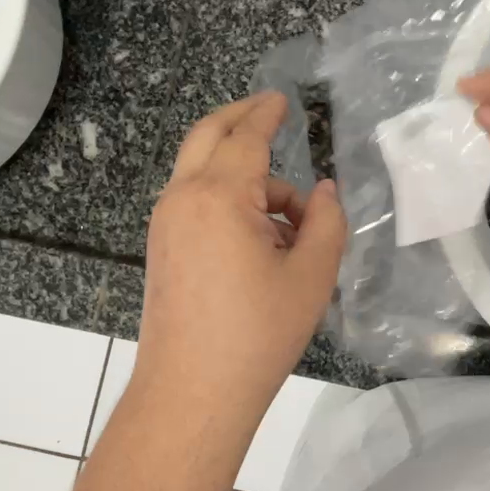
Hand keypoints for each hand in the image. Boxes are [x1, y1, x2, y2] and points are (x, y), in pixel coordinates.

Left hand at [136, 91, 345, 403]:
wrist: (193, 392)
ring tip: (294, 225)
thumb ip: (326, 221)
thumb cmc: (258, 333)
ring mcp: (165, 225)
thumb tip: (323, 191)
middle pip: (207, 136)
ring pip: (205, 174)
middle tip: (270, 113)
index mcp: (218, 197)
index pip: (245, 137)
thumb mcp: (312, 275)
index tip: (281, 98)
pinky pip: (196, 202)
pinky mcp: (163, 249)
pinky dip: (229, 201)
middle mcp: (182, 200)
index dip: (266, 114)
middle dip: (239, 119)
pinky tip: (264, 241)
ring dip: (246, 177)